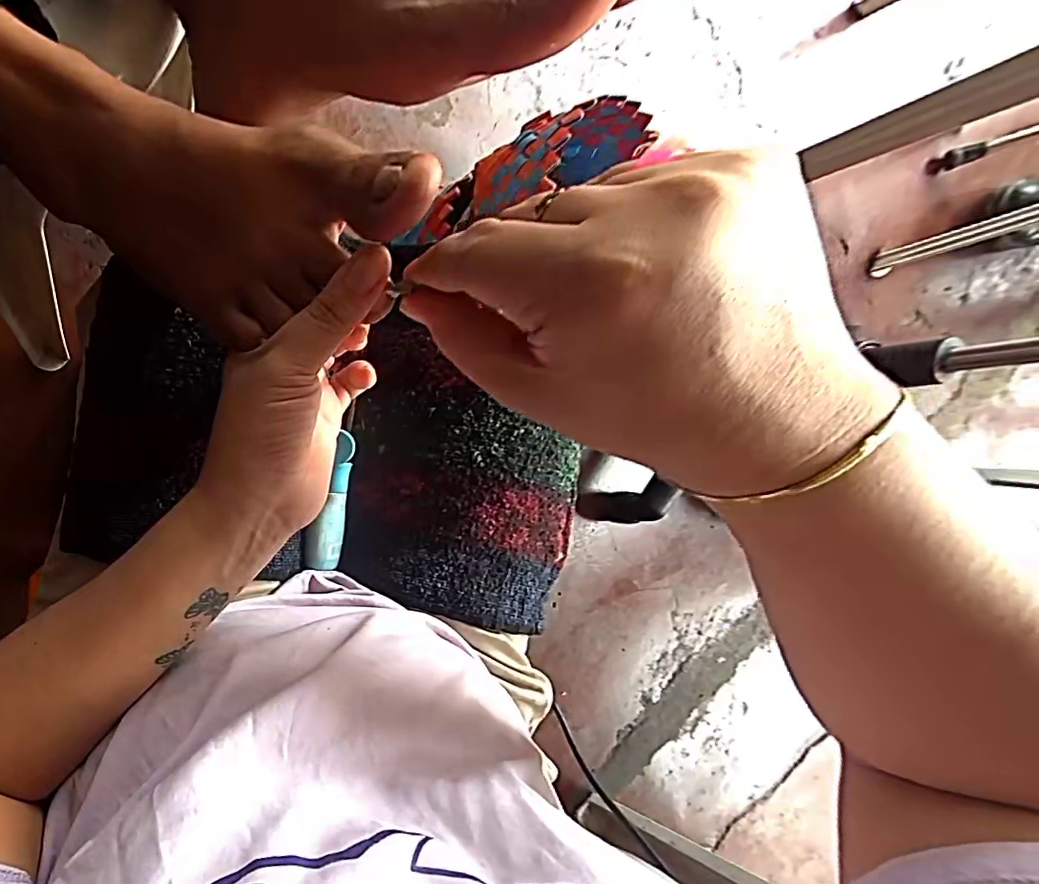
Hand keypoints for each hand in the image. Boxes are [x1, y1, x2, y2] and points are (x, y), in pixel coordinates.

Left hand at [195, 244, 387, 545]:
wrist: (257, 503)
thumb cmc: (256, 436)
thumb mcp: (291, 364)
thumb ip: (332, 313)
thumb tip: (375, 257)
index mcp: (260, 338)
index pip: (302, 289)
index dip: (336, 272)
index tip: (376, 255)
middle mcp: (280, 358)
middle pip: (326, 314)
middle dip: (354, 302)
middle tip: (383, 294)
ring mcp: (303, 386)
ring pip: (340, 344)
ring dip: (359, 334)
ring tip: (371, 331)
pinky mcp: (324, 412)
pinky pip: (350, 380)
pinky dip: (361, 373)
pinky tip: (363, 374)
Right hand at [399, 149, 897, 497]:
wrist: (767, 406)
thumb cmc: (646, 411)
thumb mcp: (526, 389)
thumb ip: (460, 335)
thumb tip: (424, 294)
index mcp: (588, 282)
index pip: (472, 250)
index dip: (437, 269)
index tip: (426, 282)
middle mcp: (650, 215)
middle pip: (519, 216)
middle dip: (499, 259)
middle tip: (516, 303)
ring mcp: (704, 180)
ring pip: (573, 195)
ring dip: (558, 237)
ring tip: (588, 287)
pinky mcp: (742, 164)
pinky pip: (632, 180)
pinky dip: (615, 218)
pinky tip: (632, 261)